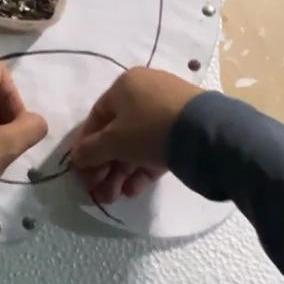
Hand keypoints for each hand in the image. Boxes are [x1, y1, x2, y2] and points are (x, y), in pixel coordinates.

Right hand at [70, 68, 202, 203]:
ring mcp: (168, 110)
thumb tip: (76, 158)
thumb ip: (89, 151)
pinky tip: (134, 190)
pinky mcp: (186, 129)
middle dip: (105, 167)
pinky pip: (157, 148)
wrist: (207, 133)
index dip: (85, 146)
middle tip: (99, 192)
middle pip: (117, 134)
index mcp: (124, 85)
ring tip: (116, 197)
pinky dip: (143, 168)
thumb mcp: (112, 142)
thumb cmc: (149, 129)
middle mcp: (145, 92)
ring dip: (122, 172)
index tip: (81, 171)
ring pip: (137, 143)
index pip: (96, 118)